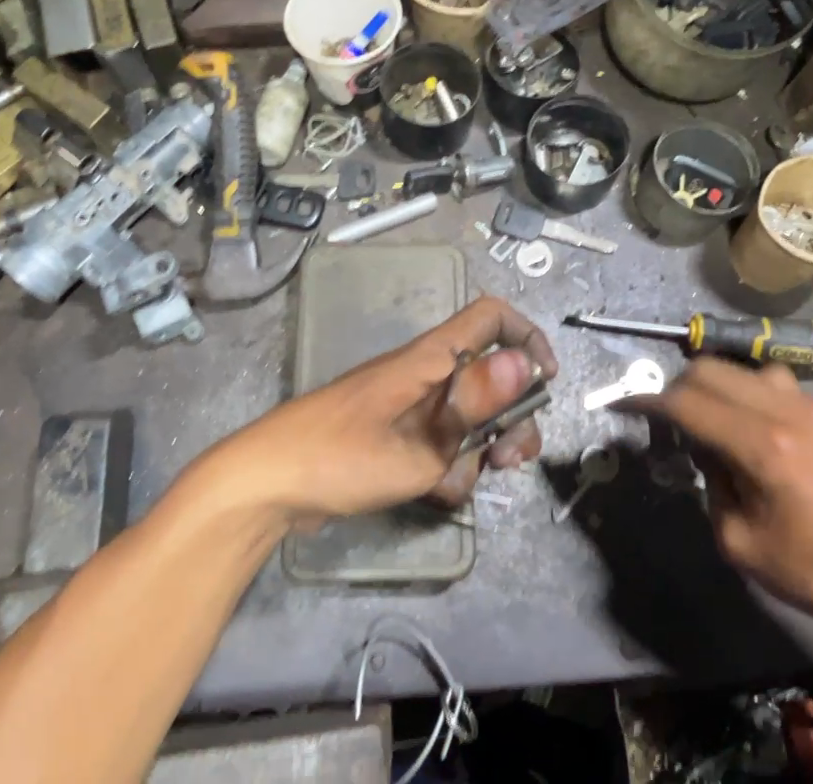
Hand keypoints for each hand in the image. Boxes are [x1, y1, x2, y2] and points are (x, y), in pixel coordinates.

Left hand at [217, 296, 557, 521]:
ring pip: (466, 419)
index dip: (526, 338)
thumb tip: (522, 361)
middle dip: (509, 420)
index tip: (545, 382)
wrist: (267, 487)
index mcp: (428, 360)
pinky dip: (444, 467)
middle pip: (488, 379)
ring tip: (460, 483)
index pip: (490, 319)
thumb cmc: (340, 460)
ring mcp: (407, 407)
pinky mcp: (393, 436)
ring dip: (475, 452)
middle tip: (510, 460)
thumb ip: (473, 406)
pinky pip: (437, 444)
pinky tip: (432, 494)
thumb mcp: (419, 443)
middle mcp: (422, 375)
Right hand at [644, 359, 812, 640]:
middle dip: (676, 387)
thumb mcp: (740, 541)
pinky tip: (743, 429)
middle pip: (711, 370)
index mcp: (763, 447)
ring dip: (714, 386)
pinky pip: (772, 385)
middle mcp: (788, 413)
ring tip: (703, 423)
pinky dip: (745, 394)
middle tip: (661, 419)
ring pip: (743, 370)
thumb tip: (702, 450)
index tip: (623, 404)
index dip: (647, 401)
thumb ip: (710, 484)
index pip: (687, 402)